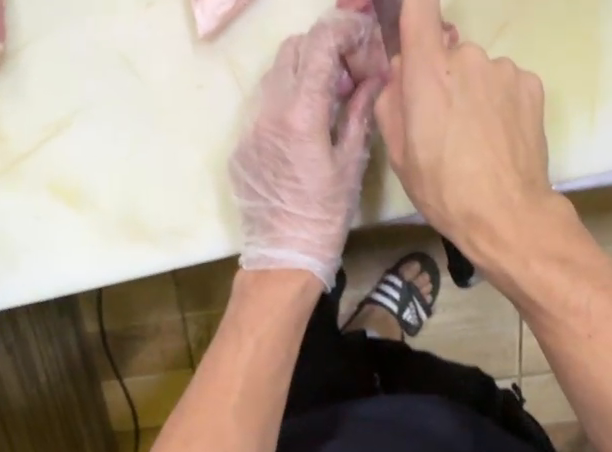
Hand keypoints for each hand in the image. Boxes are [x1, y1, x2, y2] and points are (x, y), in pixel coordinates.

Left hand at [231, 10, 384, 289]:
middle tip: (349, 77)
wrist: (282, 259)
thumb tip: (371, 78)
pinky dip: (285, 104)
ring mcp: (249, 130)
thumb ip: (360, 112)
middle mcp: (268, 113)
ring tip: (328, 104)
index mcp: (301, 114)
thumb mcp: (351, 165)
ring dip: (303, 75)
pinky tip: (303, 131)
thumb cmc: (324, 219)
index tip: (363, 45)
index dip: (347, 32)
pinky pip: (262, 108)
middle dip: (324, 51)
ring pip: (274, 76)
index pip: (321, 42)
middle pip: (294, 50)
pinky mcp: (240, 148)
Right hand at [375, 0, 563, 270]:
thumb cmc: (443, 191)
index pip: (419, 8)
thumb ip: (392, 103)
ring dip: (473, 95)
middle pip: (448, 53)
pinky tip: (497, 140)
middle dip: (442, 80)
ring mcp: (504, 68)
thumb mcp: (398, 156)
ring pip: (478, 72)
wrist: (506, 214)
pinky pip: (505, 86)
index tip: (413, 34)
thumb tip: (401, 73)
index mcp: (428, 70)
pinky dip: (499, 106)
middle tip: (442, 128)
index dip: (414, 14)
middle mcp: (467, 56)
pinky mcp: (531, 84)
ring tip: (474, 141)